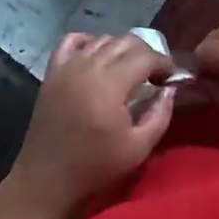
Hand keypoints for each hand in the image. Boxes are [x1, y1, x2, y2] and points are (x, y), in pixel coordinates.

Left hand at [2, 33, 175, 218]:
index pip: (145, 56)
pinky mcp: (52, 72)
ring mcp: (67, 66)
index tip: (171, 77)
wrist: (47, 178)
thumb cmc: (95, 167)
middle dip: (146, 53)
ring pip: (101, 39)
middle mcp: (87, 67)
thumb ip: (159, 114)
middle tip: (154, 74)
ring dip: (120, 48)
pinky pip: (71, 42)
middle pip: (125, 41)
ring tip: (129, 69)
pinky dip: (88, 41)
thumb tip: (169, 89)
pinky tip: (97, 56)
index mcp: (110, 84)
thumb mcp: (138, 148)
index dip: (163, 62)